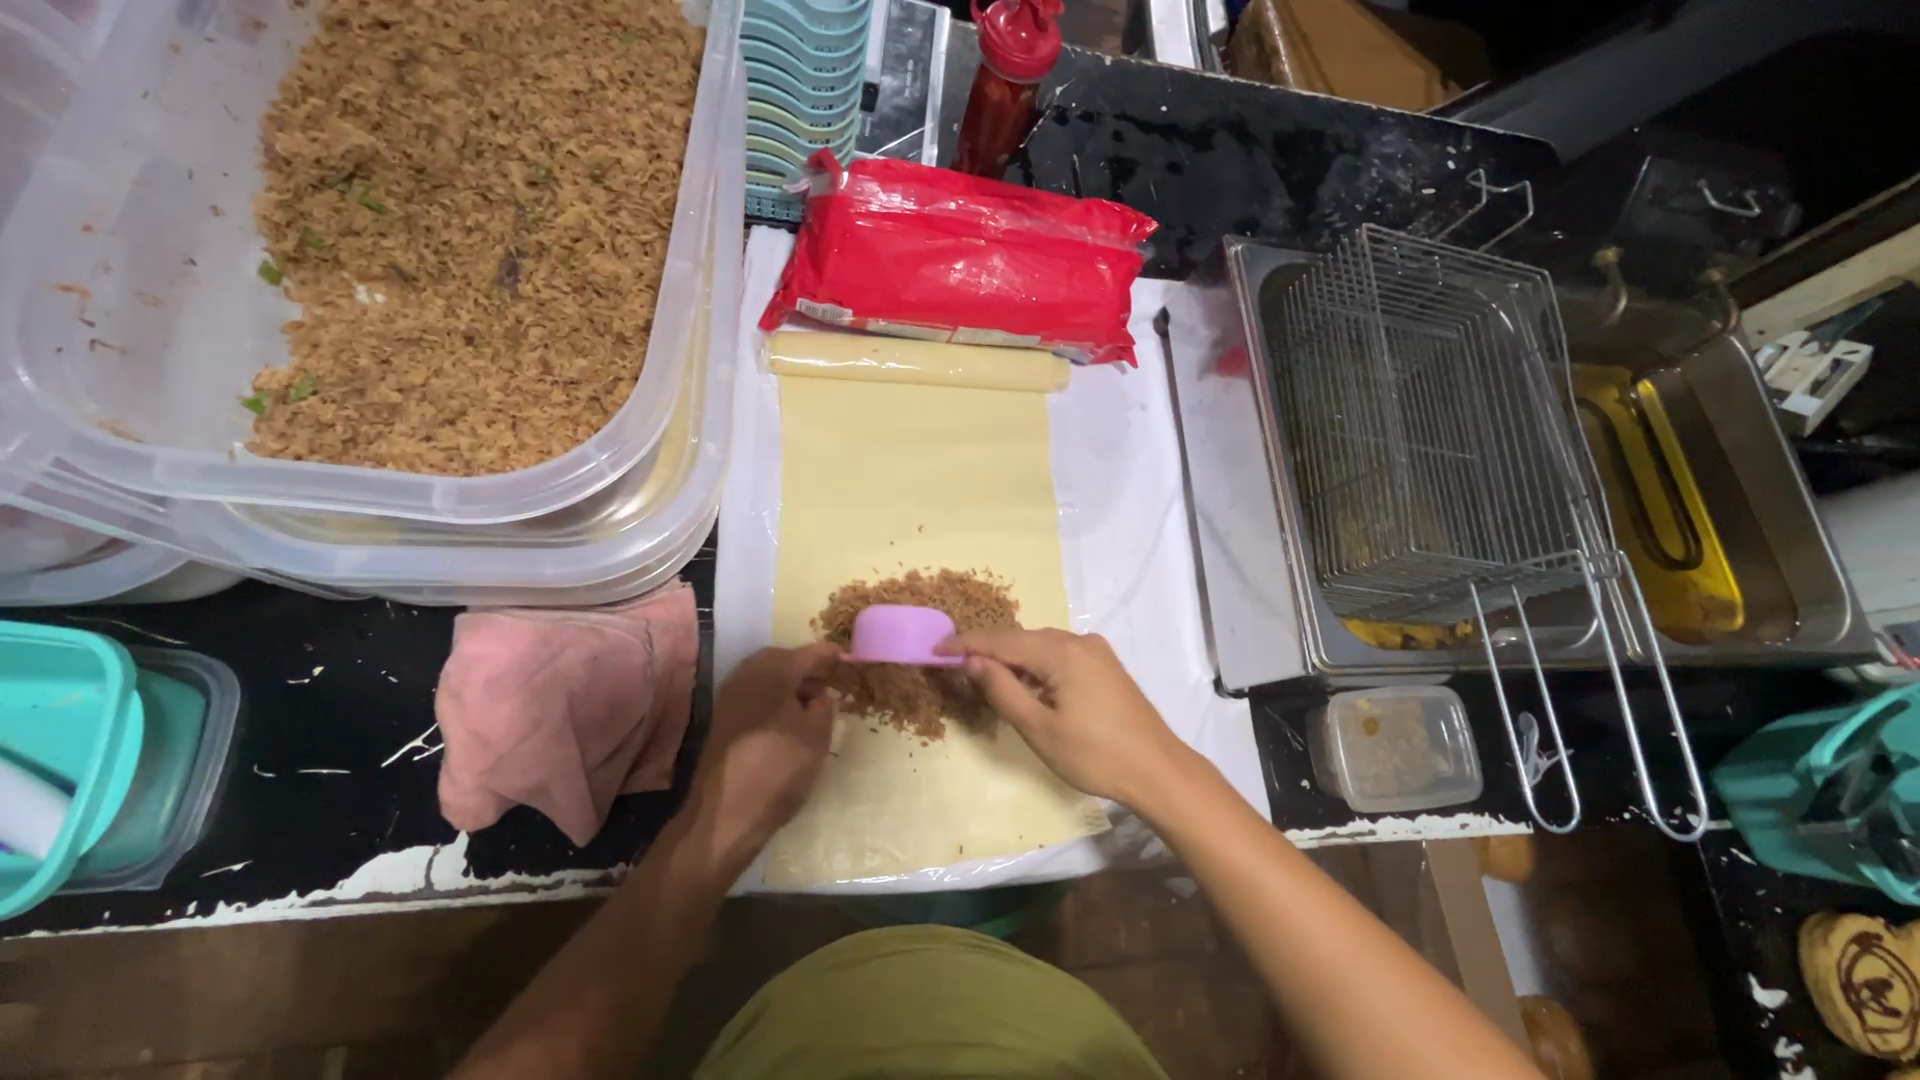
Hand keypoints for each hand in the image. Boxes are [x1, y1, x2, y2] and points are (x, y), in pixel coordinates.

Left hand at [689, 643, 841, 857]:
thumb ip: (824, 708)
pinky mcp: (722, 719)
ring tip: (812, 702)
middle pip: (781, 659)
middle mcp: (746, 676)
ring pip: (765, 676)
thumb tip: (820, 696)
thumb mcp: (816, 737)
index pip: (807, 654)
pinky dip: (773, 697)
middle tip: (829, 681)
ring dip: (789, 682)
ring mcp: (730, 697)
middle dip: (806, 666)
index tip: (849, 659)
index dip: (830, 655)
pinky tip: (788, 718)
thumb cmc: (778, 769)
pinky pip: (754, 693)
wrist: (726, 813)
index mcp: (772, 673)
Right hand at [938, 628, 1192, 805]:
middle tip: (953, 663)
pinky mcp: (1105, 666)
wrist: (1158, 771)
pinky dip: (1034, 664)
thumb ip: (1002, 690)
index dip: (965, 644)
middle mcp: (1079, 641)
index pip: (1001, 640)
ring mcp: (1096, 652)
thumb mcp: (1039, 728)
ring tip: (982, 673)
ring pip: (1041, 646)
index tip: (934, 650)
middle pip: (1021, 638)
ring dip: (1011, 657)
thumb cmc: (1095, 755)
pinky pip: (1059, 655)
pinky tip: (1024, 682)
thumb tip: (973, 661)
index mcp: (1061, 652)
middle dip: (987, 648)